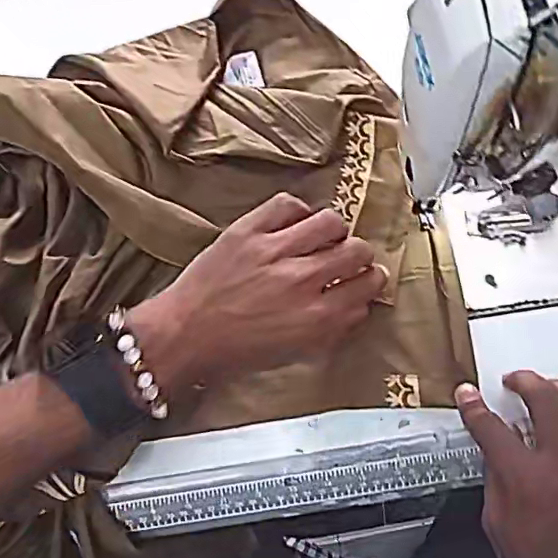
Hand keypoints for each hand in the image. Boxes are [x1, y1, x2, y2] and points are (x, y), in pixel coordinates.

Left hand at [127, 193, 386, 388]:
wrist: (185, 335)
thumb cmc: (238, 352)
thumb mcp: (294, 352)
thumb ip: (331, 330)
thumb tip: (357, 305)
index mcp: (316, 318)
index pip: (367, 286)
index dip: (372, 280)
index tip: (367, 278)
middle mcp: (302, 281)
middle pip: (356, 251)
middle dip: (359, 255)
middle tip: (348, 258)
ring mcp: (274, 251)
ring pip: (330, 222)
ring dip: (334, 231)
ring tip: (323, 238)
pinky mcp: (248, 231)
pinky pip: (288, 205)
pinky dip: (298, 212)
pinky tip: (293, 226)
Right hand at [457, 372, 557, 557]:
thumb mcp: (502, 535)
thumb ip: (497, 484)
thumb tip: (496, 452)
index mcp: (527, 483)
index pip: (491, 427)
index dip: (474, 407)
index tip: (469, 396)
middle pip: (544, 398)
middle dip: (523, 381)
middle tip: (514, 381)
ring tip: (550, 391)